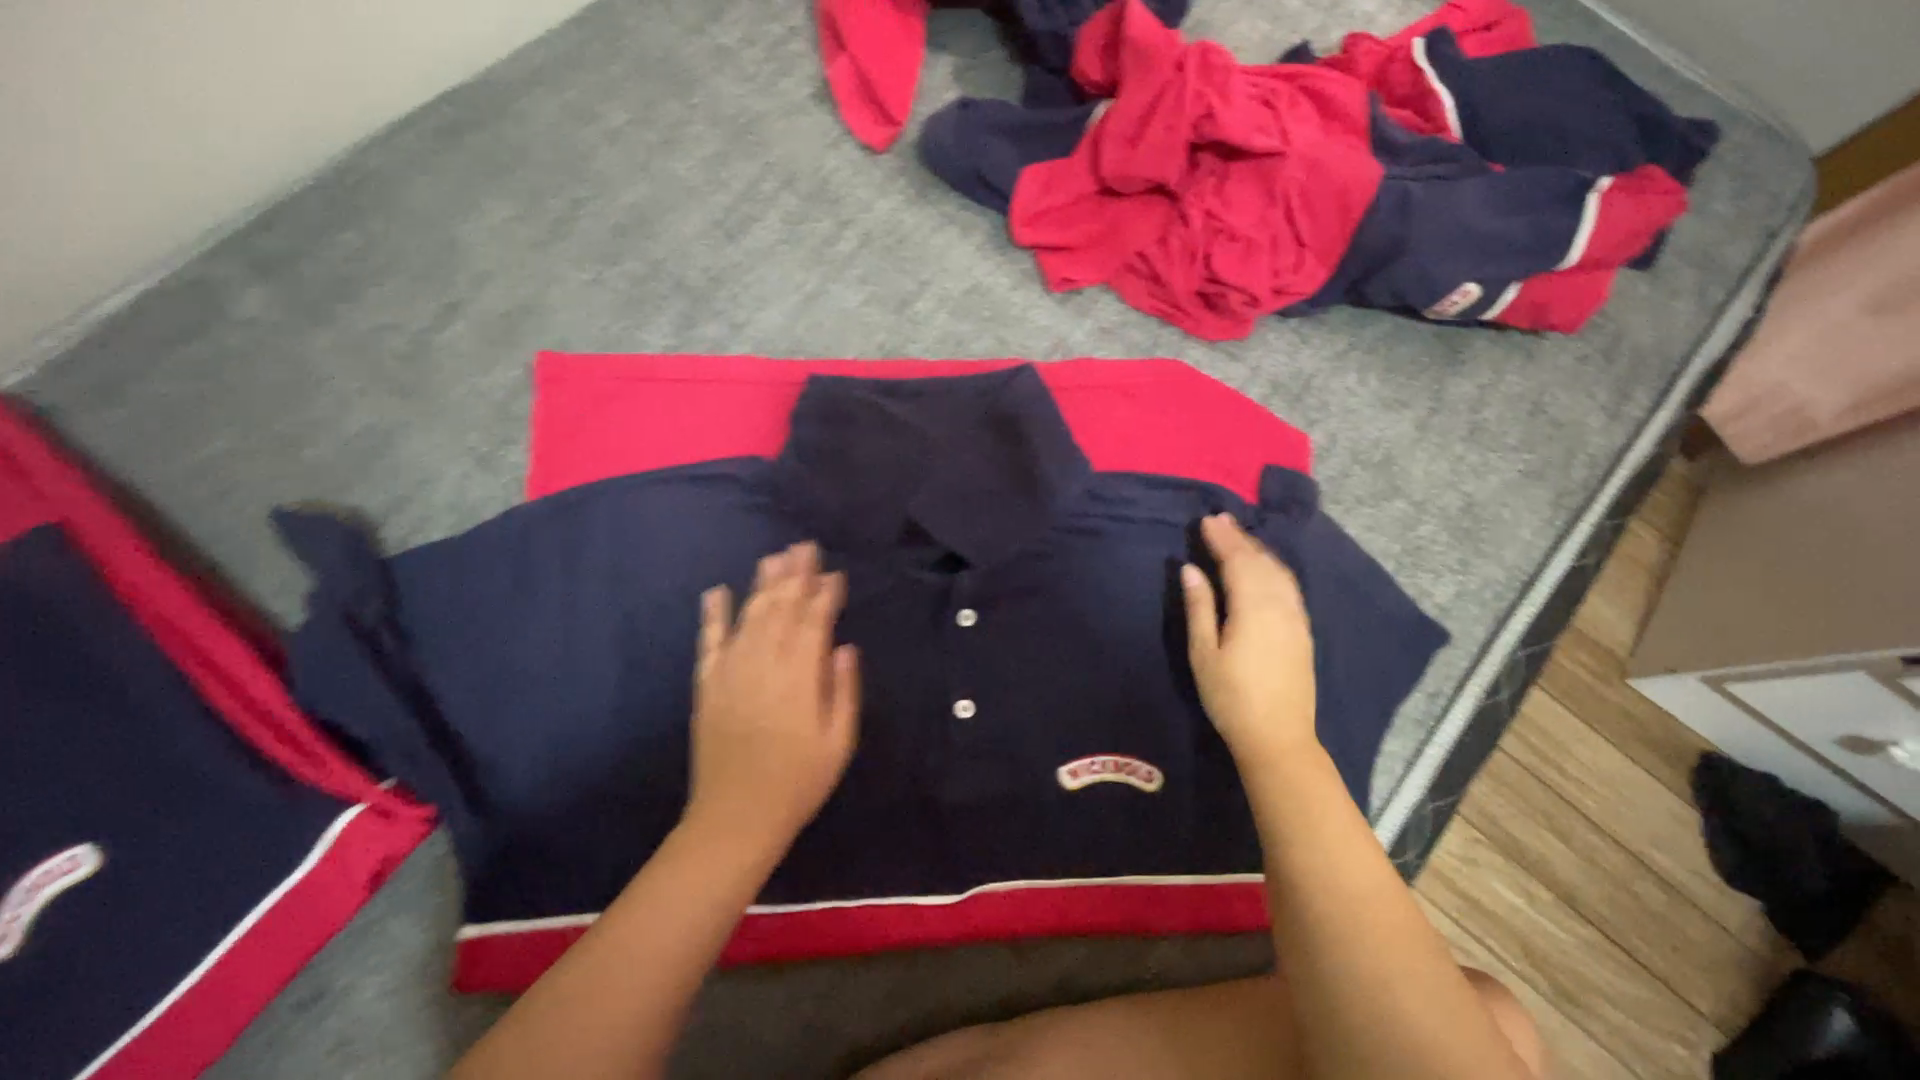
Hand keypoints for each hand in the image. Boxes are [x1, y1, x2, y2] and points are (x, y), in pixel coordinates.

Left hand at [685, 542, 859, 860]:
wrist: (736, 816)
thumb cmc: (799, 782)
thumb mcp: (839, 742)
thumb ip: (844, 690)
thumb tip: (844, 646)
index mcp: (801, 676)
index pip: (814, 621)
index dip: (825, 594)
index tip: (835, 573)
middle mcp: (764, 662)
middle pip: (781, 608)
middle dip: (795, 575)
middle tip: (804, 546)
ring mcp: (731, 670)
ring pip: (749, 615)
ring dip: (762, 583)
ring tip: (774, 557)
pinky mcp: (706, 684)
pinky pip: (710, 640)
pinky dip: (713, 614)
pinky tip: (717, 591)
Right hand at [1181, 514, 1317, 769]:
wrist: (1278, 736)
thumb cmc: (1231, 698)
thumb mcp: (1203, 654)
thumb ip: (1200, 607)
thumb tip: (1191, 569)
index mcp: (1253, 608)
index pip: (1238, 561)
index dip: (1223, 539)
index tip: (1207, 520)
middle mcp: (1280, 605)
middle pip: (1260, 562)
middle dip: (1240, 539)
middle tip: (1221, 520)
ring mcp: (1296, 618)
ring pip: (1279, 572)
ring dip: (1259, 551)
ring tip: (1240, 537)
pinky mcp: (1303, 631)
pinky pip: (1289, 586)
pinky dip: (1274, 568)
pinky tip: (1265, 568)